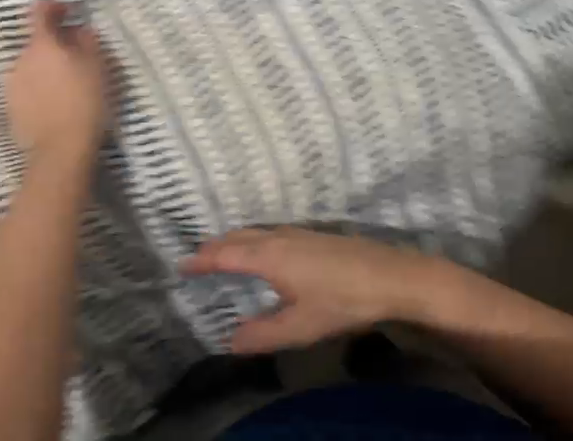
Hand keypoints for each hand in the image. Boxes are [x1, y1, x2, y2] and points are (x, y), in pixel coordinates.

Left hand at [5, 0, 109, 171]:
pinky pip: (25, 88)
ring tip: (66, 85)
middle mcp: (20, 59)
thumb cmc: (84, 102)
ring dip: (45, 68)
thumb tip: (80, 29)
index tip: (69, 12)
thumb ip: (87, 41)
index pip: (39, 11)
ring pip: (30, 66)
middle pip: (36, 42)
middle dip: (54, 44)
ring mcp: (11, 84)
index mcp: (41, 44)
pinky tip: (54, 103)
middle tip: (76, 56)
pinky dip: (38, 88)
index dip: (54, 6)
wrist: (60, 150)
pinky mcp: (9, 107)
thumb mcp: (97, 66)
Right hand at [179, 227, 447, 354]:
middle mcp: (279, 237)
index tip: (181, 263)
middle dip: (216, 246)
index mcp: (269, 256)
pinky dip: (254, 240)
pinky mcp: (315, 236)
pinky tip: (264, 254)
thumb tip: (229, 340)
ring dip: (236, 241)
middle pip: (239, 237)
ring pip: (257, 232)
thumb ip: (262, 335)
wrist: (391, 276)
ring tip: (224, 253)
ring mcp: (299, 233)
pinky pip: (271, 233)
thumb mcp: (300, 327)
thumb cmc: (342, 301)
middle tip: (198, 258)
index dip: (203, 260)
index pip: (226, 254)